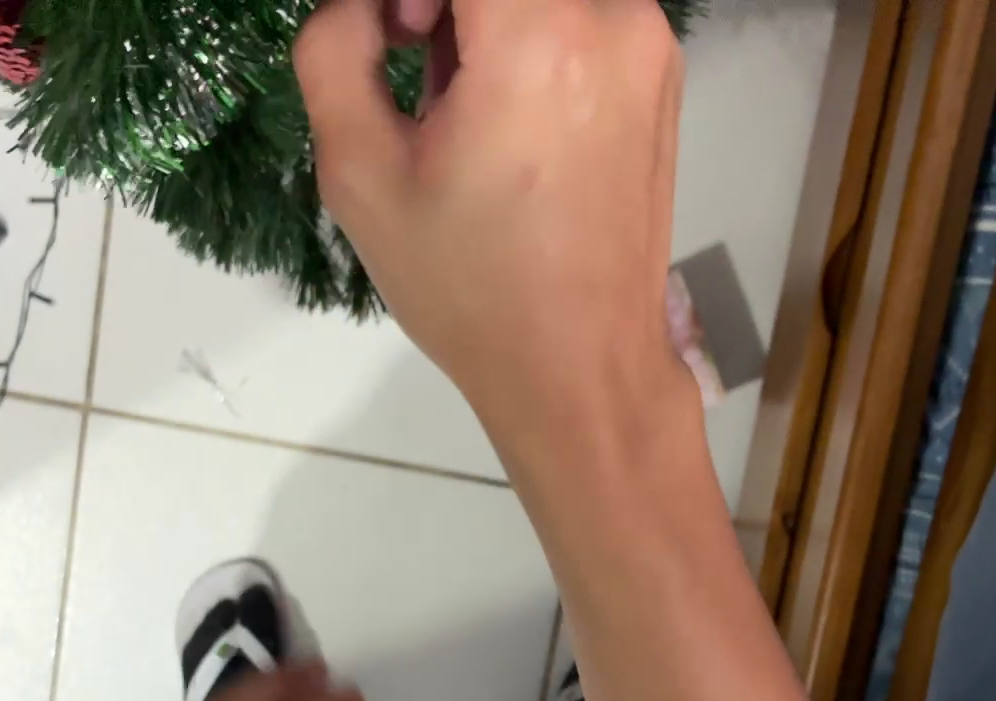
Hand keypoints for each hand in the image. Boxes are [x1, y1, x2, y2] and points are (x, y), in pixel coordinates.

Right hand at [295, 0, 691, 458]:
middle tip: (422, 88)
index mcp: (540, 33)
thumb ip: (332, 54)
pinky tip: (519, 135)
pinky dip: (535, 47)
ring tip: (471, 127)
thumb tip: (363, 8)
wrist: (578, 369)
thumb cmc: (471, 292)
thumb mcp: (362, 181)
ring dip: (488, 27)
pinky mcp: (662, 85)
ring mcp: (651, 48)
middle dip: (443, 6)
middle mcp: (615, 16)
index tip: (389, 41)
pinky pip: (582, 21)